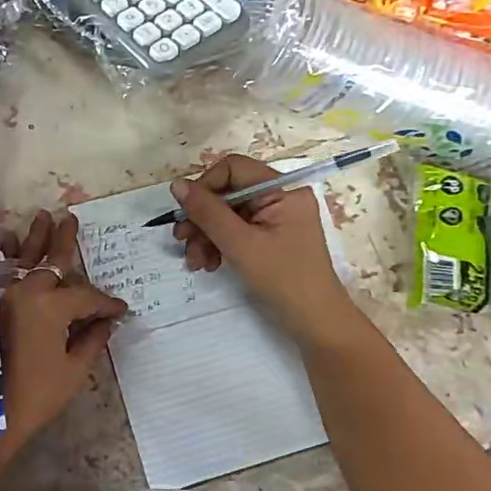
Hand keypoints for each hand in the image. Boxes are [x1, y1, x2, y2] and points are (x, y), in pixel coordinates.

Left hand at [0, 210, 127, 449]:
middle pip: (51, 261)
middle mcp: (26, 291)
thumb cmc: (36, 394)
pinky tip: (6, 239)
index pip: (86, 296)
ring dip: (34, 238)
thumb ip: (92, 338)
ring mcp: (3, 294)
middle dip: (64, 241)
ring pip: (23, 259)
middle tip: (70, 218)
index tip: (119, 310)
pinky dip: (5, 254)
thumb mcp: (74, 369)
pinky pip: (0, 271)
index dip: (105, 303)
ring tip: (42, 216)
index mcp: (51, 307)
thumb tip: (108, 319)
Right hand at [171, 154, 362, 346]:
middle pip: (225, 194)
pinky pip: (232, 231)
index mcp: (282, 191)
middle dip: (201, 218)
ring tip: (196, 261)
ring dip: (204, 236)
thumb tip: (177, 185)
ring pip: (224, 214)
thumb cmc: (282, 278)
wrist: (314, 321)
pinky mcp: (267, 237)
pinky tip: (208, 264)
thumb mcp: (239, 243)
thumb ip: (207, 212)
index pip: (233, 169)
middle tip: (182, 240)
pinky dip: (216, 245)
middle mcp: (279, 199)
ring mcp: (273, 219)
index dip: (205, 186)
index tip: (187, 212)